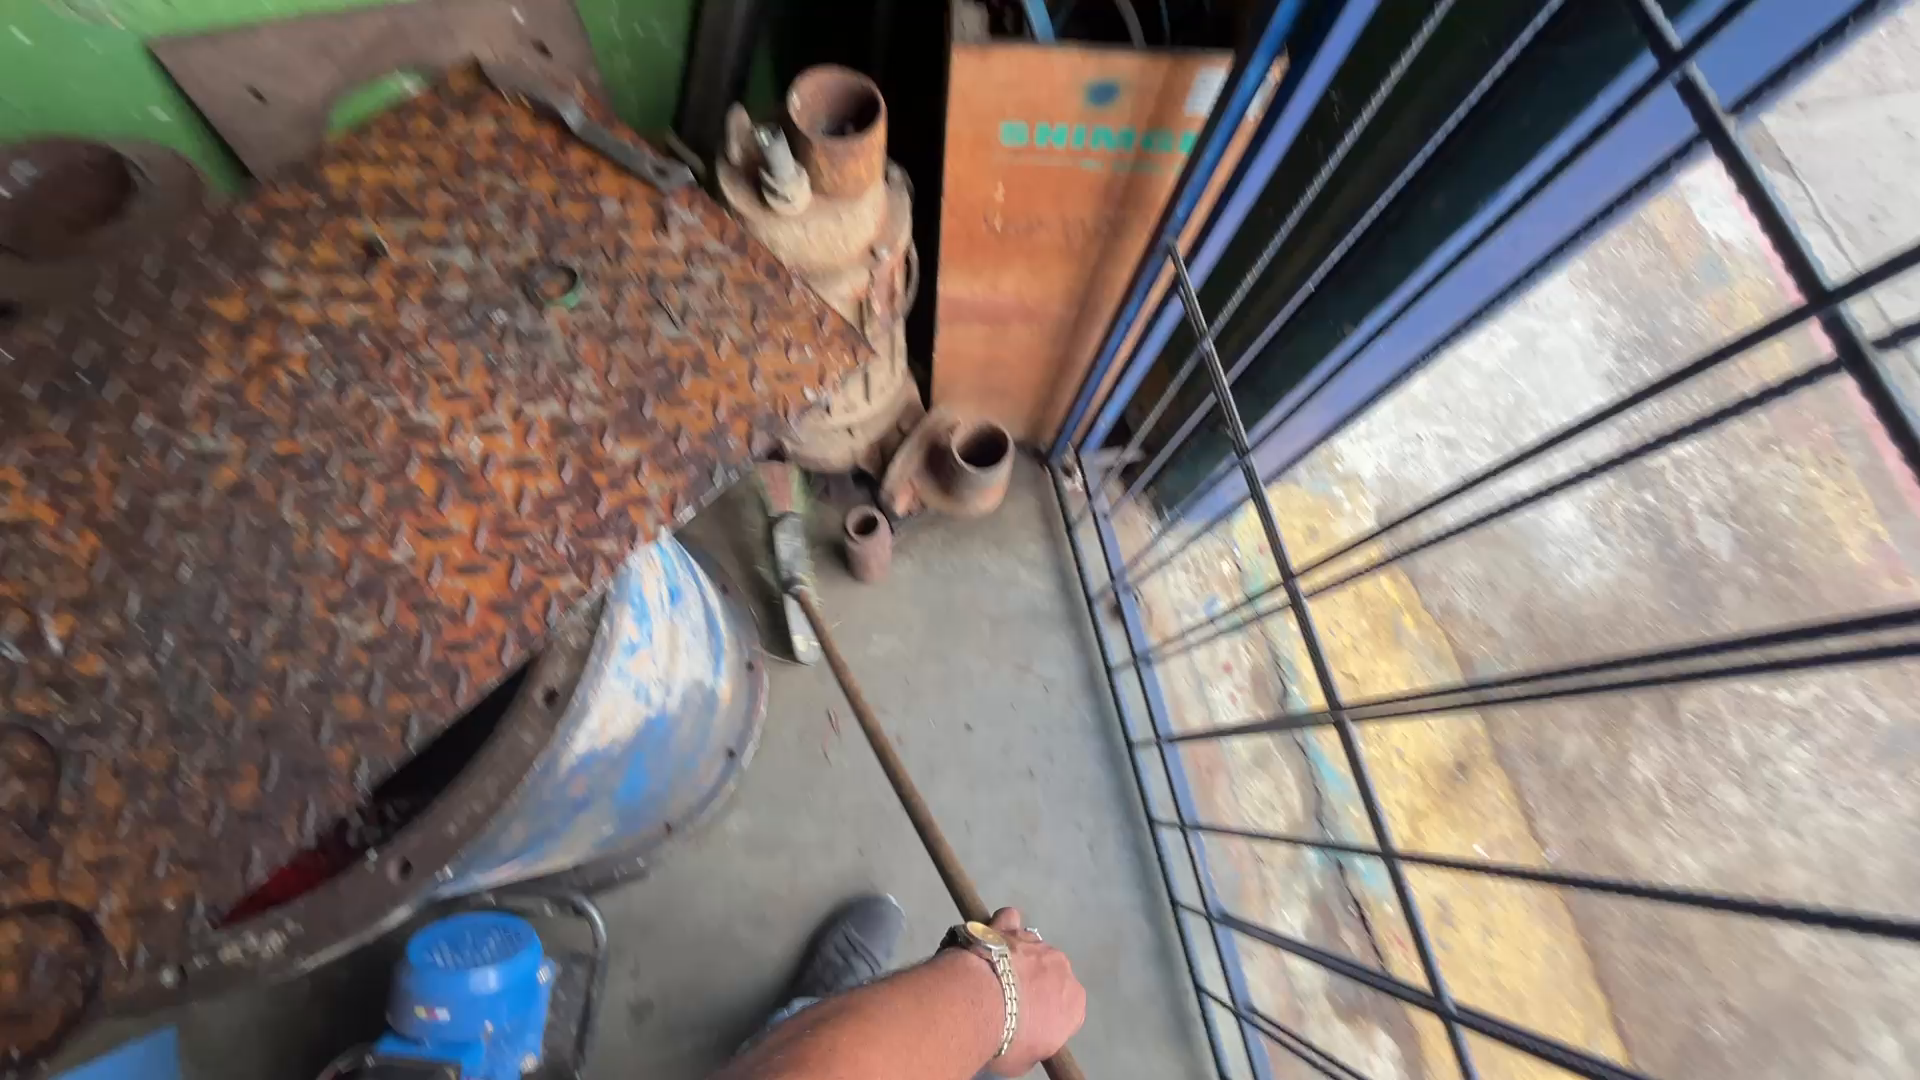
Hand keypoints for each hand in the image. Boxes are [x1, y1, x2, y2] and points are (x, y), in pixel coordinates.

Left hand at [988, 907, 1085, 1076]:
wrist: (979, 1003)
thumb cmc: (1008, 1039)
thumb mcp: (1026, 1058)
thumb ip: (1035, 1040)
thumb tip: (1025, 1033)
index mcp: (1074, 1000)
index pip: (1068, 1007)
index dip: (1048, 1015)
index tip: (1030, 1024)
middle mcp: (1061, 965)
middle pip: (1050, 973)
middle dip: (1033, 982)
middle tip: (1008, 1000)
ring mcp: (1034, 941)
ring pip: (1029, 947)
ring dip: (1016, 957)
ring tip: (992, 974)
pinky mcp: (1008, 925)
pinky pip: (1009, 919)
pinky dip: (1002, 926)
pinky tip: (991, 936)